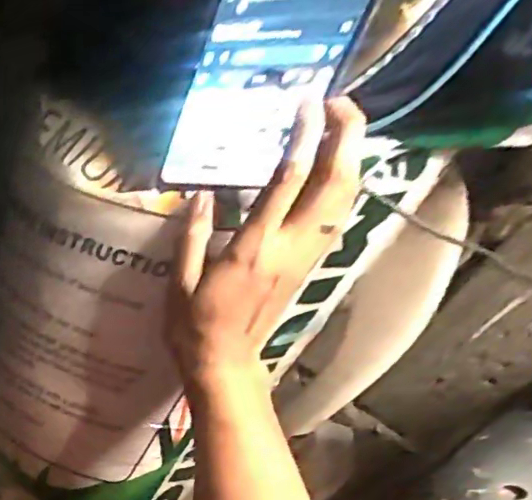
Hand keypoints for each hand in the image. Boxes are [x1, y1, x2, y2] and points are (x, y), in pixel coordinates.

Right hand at [166, 97, 365, 387]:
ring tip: (340, 129)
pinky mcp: (310, 263)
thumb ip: (191, 238)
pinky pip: (338, 214)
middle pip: (336, 178)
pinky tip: (335, 172)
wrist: (224, 362)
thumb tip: (199, 196)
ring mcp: (306, 254)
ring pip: (346, 194)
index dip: (302, 136)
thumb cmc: (194, 326)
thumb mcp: (179, 284)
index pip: (289, 179)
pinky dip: (345, 185)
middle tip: (336, 105)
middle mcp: (289, 246)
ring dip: (352, 155)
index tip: (305, 105)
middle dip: (346, 134)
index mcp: (253, 248)